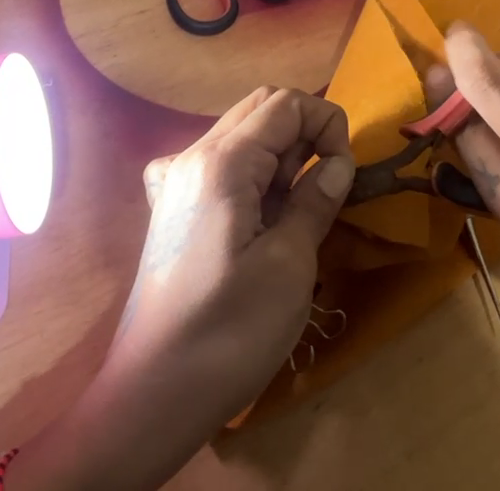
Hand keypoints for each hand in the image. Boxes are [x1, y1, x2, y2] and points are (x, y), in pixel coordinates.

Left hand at [16, 88, 354, 490]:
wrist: (153, 396)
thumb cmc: (229, 332)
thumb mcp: (289, 265)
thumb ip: (316, 201)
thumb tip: (340, 163)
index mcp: (220, 163)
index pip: (286, 104)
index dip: (328, 124)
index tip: (345, 174)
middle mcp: (191, 158)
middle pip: (261, 109)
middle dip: (306, 134)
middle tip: (325, 190)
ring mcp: (176, 182)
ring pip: (243, 136)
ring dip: (283, 157)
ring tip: (298, 212)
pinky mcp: (174, 209)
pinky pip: (222, 167)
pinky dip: (255, 175)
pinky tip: (262, 217)